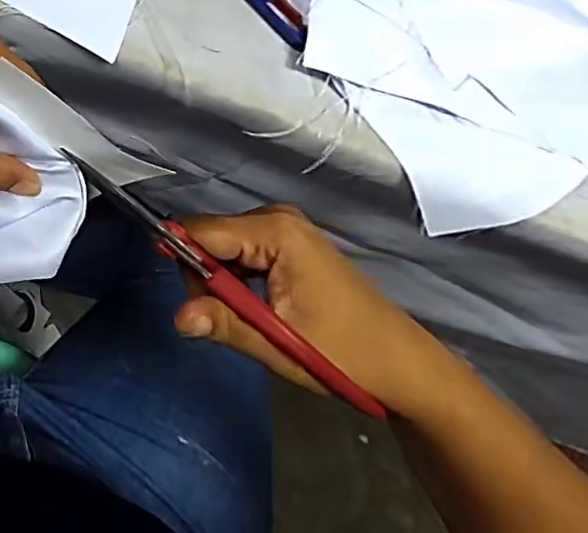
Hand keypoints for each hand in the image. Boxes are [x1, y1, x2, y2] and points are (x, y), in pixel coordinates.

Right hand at [175, 206, 466, 420]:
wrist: (408, 370)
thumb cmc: (349, 356)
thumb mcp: (282, 345)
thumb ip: (225, 324)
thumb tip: (179, 317)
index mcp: (275, 232)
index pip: (200, 230)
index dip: (181, 258)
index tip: (184, 295)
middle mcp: (276, 216)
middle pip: (208, 235)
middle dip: (204, 274)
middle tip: (223, 317)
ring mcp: (283, 225)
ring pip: (220, 243)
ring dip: (220, 278)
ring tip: (247, 315)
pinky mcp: (287, 238)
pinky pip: (238, 246)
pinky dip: (235, 275)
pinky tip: (255, 303)